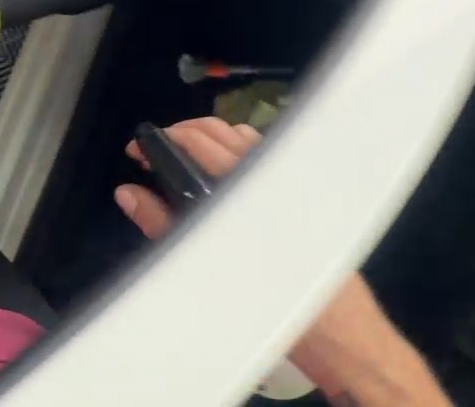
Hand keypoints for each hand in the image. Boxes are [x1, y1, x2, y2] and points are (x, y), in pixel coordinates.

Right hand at [116, 118, 431, 401]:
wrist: (347, 344)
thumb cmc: (274, 310)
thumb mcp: (209, 271)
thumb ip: (162, 227)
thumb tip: (127, 192)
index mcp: (245, 189)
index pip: (196, 141)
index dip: (162, 138)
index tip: (137, 151)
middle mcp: (270, 175)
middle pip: (218, 131)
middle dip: (180, 134)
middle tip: (154, 154)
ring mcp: (293, 182)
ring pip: (243, 137)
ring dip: (209, 138)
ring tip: (184, 156)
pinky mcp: (307, 195)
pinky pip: (266, 155)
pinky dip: (239, 149)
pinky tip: (227, 170)